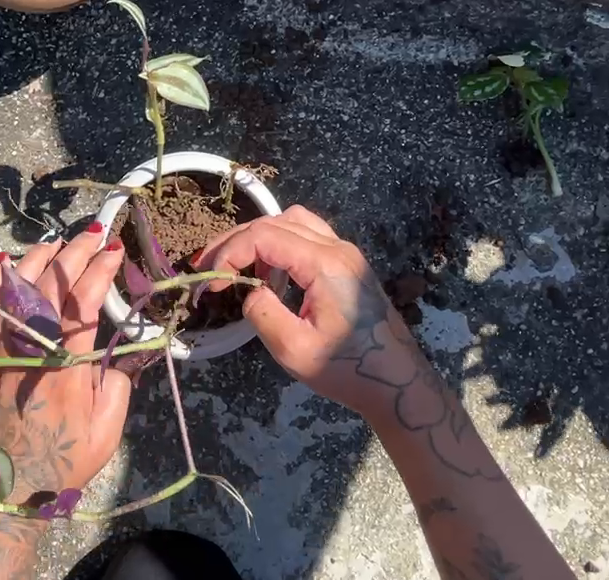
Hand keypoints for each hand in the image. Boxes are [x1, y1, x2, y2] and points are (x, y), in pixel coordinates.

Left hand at [0, 223, 132, 499]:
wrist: (7, 494)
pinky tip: (1, 264)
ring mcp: (2, 355)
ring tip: (56, 241)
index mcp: (68, 369)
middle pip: (50, 288)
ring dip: (36, 260)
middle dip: (74, 253)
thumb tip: (119, 350)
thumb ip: (118, 385)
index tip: (113, 249)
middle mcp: (33, 354)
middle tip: (92, 232)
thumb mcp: (107, 431)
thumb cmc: (63, 463)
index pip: (82, 304)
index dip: (99, 270)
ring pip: (15, 294)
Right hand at [197, 206, 422, 425]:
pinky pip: (307, 237)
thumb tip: (249, 291)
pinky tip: (270, 274)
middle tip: (209, 265)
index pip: (264, 236)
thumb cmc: (349, 371)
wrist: (400, 386)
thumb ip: (262, 312)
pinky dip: (280, 245)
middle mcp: (336, 248)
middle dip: (236, 241)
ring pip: (292, 222)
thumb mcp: (294, 349)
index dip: (230, 253)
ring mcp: (345, 253)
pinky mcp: (347, 264)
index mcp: (325, 263)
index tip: (212, 282)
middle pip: (275, 221)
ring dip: (259, 237)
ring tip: (237, 266)